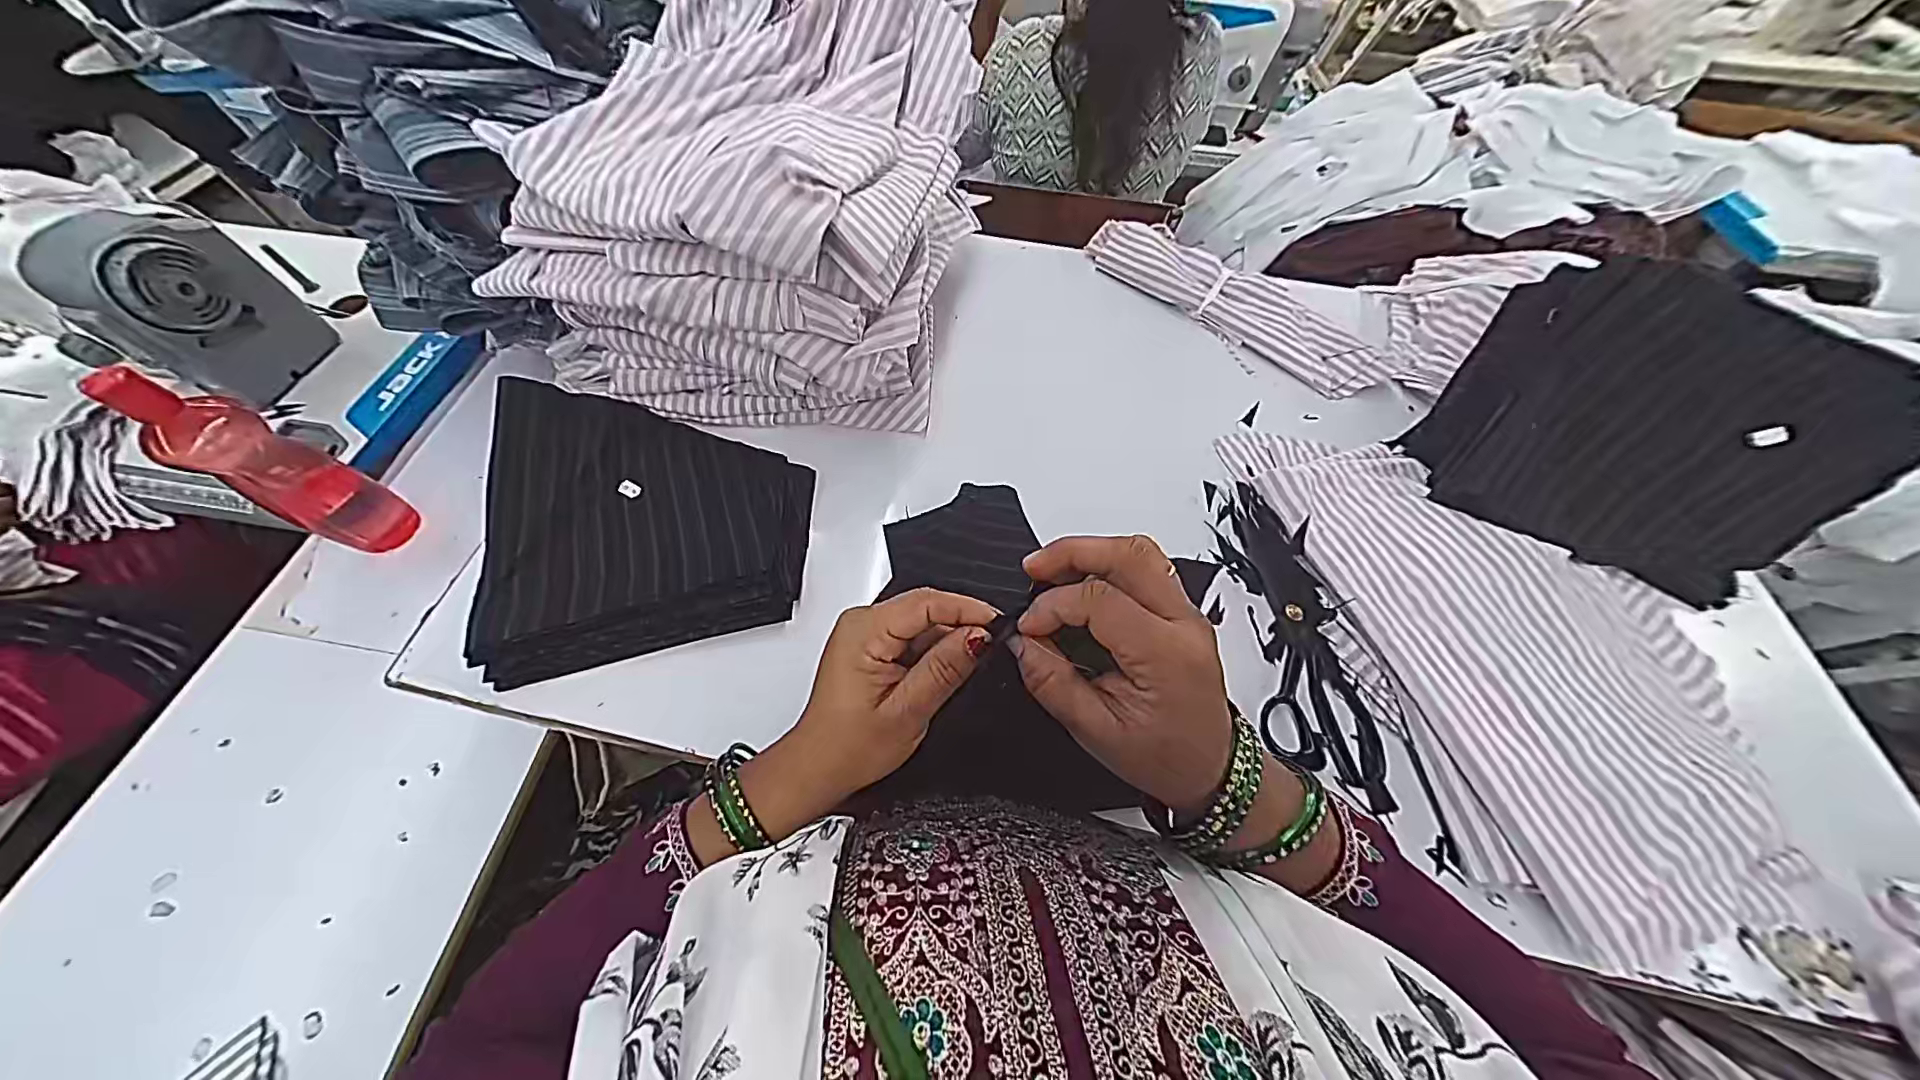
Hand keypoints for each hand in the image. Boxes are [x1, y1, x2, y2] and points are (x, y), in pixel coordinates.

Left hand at [789, 587, 998, 800]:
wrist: (819, 767)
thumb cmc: (847, 747)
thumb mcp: (908, 710)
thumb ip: (945, 668)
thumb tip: (978, 637)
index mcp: (863, 631)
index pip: (927, 601)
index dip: (968, 609)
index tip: (997, 624)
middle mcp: (861, 623)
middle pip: (926, 608)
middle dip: (961, 627)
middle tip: (990, 649)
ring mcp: (865, 632)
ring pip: (923, 623)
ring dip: (946, 643)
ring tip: (957, 675)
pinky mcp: (871, 644)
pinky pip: (912, 636)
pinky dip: (932, 652)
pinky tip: (934, 677)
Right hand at [1011, 535, 1233, 814]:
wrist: (1211, 769)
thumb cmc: (1167, 757)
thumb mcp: (1097, 731)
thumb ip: (1053, 683)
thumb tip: (1021, 644)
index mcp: (1166, 655)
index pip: (1101, 599)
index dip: (1052, 605)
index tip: (1028, 627)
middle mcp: (1184, 625)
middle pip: (1130, 555)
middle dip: (1072, 552)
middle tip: (1034, 568)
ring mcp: (1186, 615)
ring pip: (1141, 554)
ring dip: (1090, 553)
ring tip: (1051, 571)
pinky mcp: (1179, 613)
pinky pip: (1144, 570)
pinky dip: (1105, 566)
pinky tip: (1078, 584)